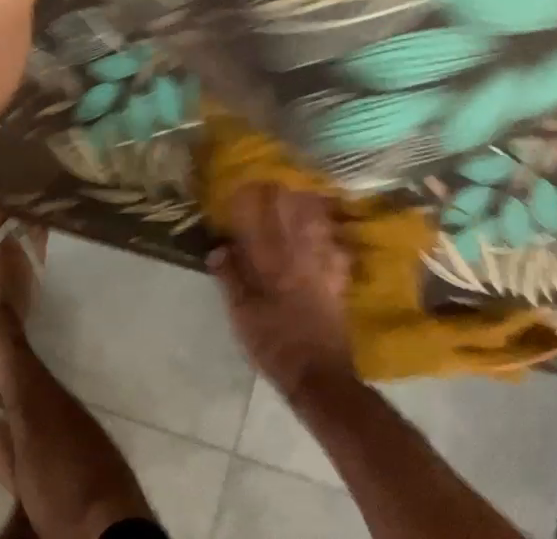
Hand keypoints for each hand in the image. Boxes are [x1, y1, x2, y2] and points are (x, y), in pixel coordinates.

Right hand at [209, 187, 355, 398]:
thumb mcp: (242, 313)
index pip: (264, 227)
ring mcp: (325, 276)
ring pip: (319, 235)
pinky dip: (332, 239)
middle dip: (288, 199)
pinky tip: (330, 234)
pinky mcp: (338, 290)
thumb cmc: (274, 344)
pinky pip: (337, 255)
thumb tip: (218, 247)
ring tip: (306, 194)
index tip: (250, 182)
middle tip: (280, 179)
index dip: (257, 203)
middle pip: (296, 224)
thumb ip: (231, 278)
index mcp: (276, 268)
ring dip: (312, 213)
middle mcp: (303, 265)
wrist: (318, 378)